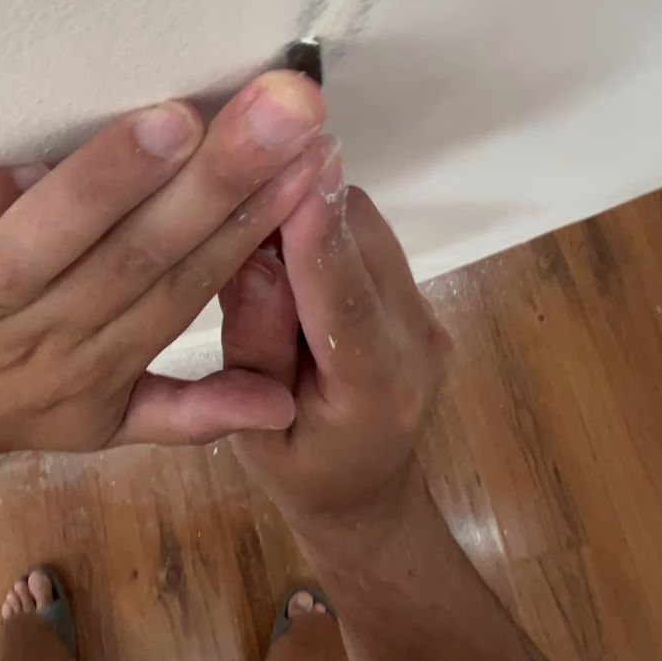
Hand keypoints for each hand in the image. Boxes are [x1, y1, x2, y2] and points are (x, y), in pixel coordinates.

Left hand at [0, 71, 337, 471]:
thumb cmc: (25, 400)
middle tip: (277, 107)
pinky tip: (31, 158)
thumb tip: (282, 404)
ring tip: (175, 123)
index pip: (187, 283)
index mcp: (104, 360)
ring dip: (108, 186)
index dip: (252, 222)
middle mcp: (46, 332)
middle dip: (214, 181)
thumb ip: (194, 411)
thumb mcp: (111, 423)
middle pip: (135, 256)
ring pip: (40, 249)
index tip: (309, 156)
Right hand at [225, 163, 453, 527]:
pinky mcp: (418, 296)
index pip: (345, 298)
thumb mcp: (255, 431)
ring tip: (256, 224)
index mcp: (377, 388)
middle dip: (300, 202)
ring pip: (367, 225)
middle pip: (363, 239)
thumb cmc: (302, 471)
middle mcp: (417, 340)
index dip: (317, 231)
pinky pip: (368, 237)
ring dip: (311, 209)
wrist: (369, 495)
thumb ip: (256, 344)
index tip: (291, 165)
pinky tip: (286, 245)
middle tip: (236, 195)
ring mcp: (425, 313)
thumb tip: (250, 255)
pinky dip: (324, 225)